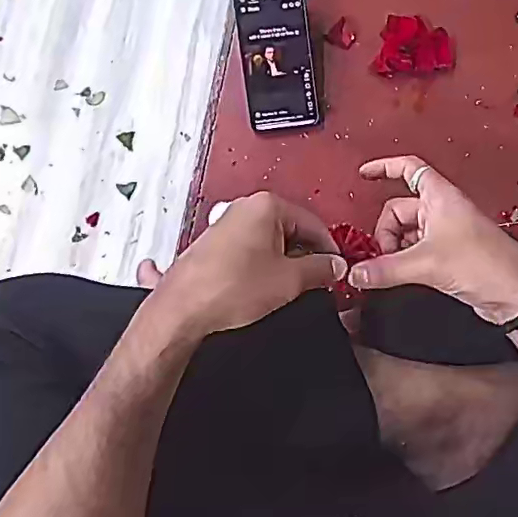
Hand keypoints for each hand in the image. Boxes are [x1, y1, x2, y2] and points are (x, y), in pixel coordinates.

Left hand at [136, 192, 345, 339]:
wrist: (181, 310)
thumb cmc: (226, 288)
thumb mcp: (290, 280)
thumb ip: (320, 269)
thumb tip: (333, 266)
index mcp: (266, 206)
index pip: (313, 224)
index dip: (329, 249)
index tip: (336, 268)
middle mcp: (245, 208)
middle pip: (292, 229)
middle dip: (306, 256)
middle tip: (315, 280)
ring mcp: (228, 224)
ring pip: (271, 240)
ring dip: (283, 263)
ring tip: (286, 288)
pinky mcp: (215, 243)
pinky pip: (251, 249)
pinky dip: (262, 266)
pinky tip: (261, 288)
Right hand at [350, 156, 517, 323]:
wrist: (513, 292)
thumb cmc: (483, 264)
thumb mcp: (427, 264)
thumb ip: (386, 269)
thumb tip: (357, 273)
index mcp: (440, 196)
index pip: (408, 169)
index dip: (385, 167)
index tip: (364, 174)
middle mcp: (442, 209)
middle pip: (399, 208)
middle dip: (386, 230)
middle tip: (383, 256)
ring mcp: (446, 230)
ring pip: (407, 230)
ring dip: (395, 247)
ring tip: (394, 268)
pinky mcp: (448, 252)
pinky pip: (416, 247)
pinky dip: (405, 258)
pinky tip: (403, 274)